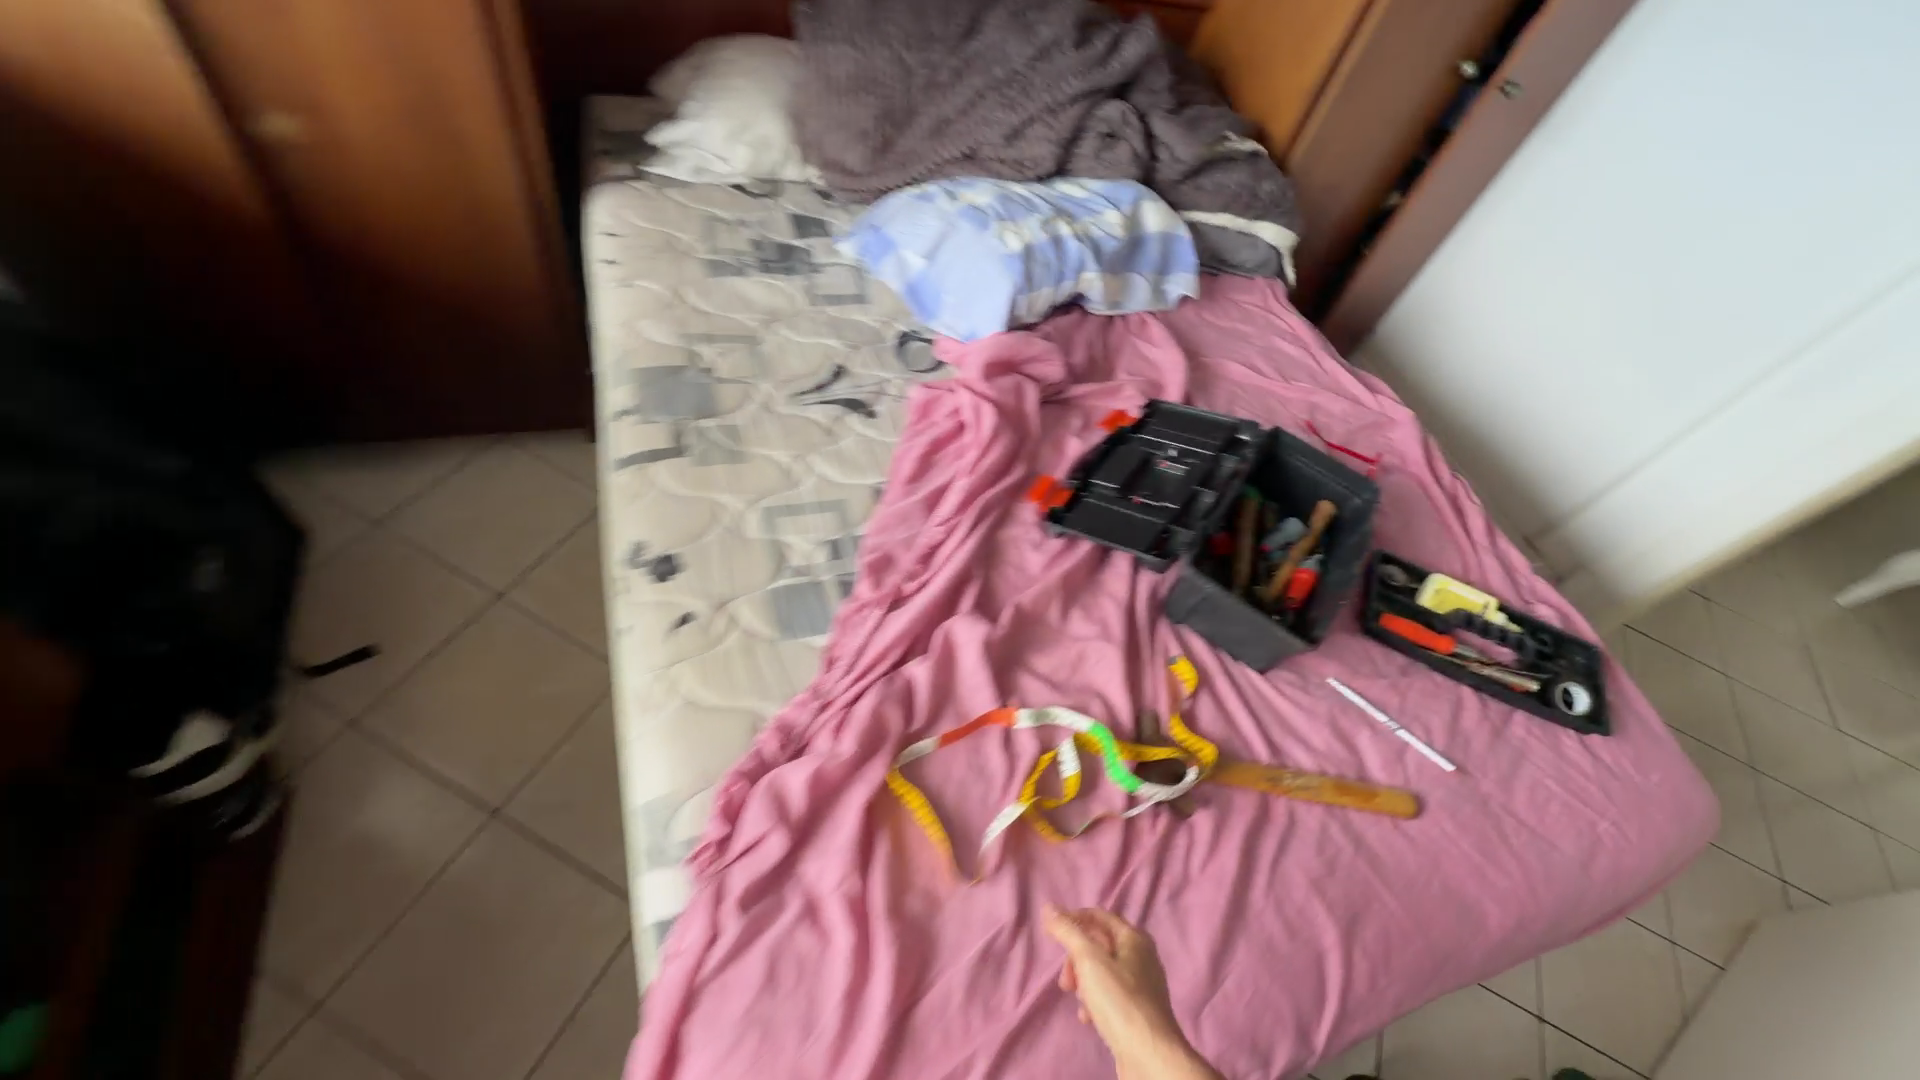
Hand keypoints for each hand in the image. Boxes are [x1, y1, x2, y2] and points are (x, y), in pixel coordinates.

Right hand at [1043, 905, 1223, 1079]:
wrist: (1149, 1055)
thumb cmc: (1119, 1000)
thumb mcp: (1089, 960)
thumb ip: (1068, 932)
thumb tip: (1049, 908)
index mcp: (1134, 938)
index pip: (1099, 916)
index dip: (1074, 919)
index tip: (1052, 933)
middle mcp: (1141, 957)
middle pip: (1099, 945)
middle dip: (1076, 958)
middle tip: (1065, 979)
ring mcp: (1141, 985)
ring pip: (1102, 972)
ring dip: (1083, 982)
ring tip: (1076, 999)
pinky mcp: (1137, 1011)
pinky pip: (1110, 995)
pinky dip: (1095, 1001)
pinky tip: (1087, 1017)